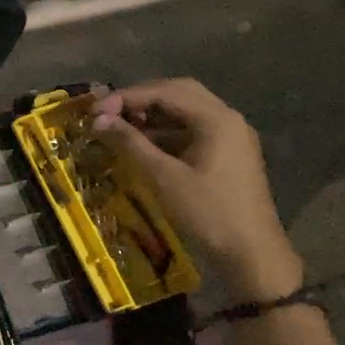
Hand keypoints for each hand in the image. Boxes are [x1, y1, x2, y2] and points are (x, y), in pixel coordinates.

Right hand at [91, 78, 301, 300]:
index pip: (165, 92)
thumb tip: (97, 120)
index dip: (126, 97)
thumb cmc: (207, 212)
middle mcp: (227, 119)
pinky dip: (164, 131)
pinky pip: (191, 130)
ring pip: (185, 111)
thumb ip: (130, 143)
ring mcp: (230, 136)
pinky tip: (142, 144)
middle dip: (140, 99)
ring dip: (151, 114)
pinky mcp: (227, 153)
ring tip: (119, 127)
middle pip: (178, 93)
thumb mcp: (163, 177)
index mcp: (217, 119)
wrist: (250, 252)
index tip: (94, 112)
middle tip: (107, 113)